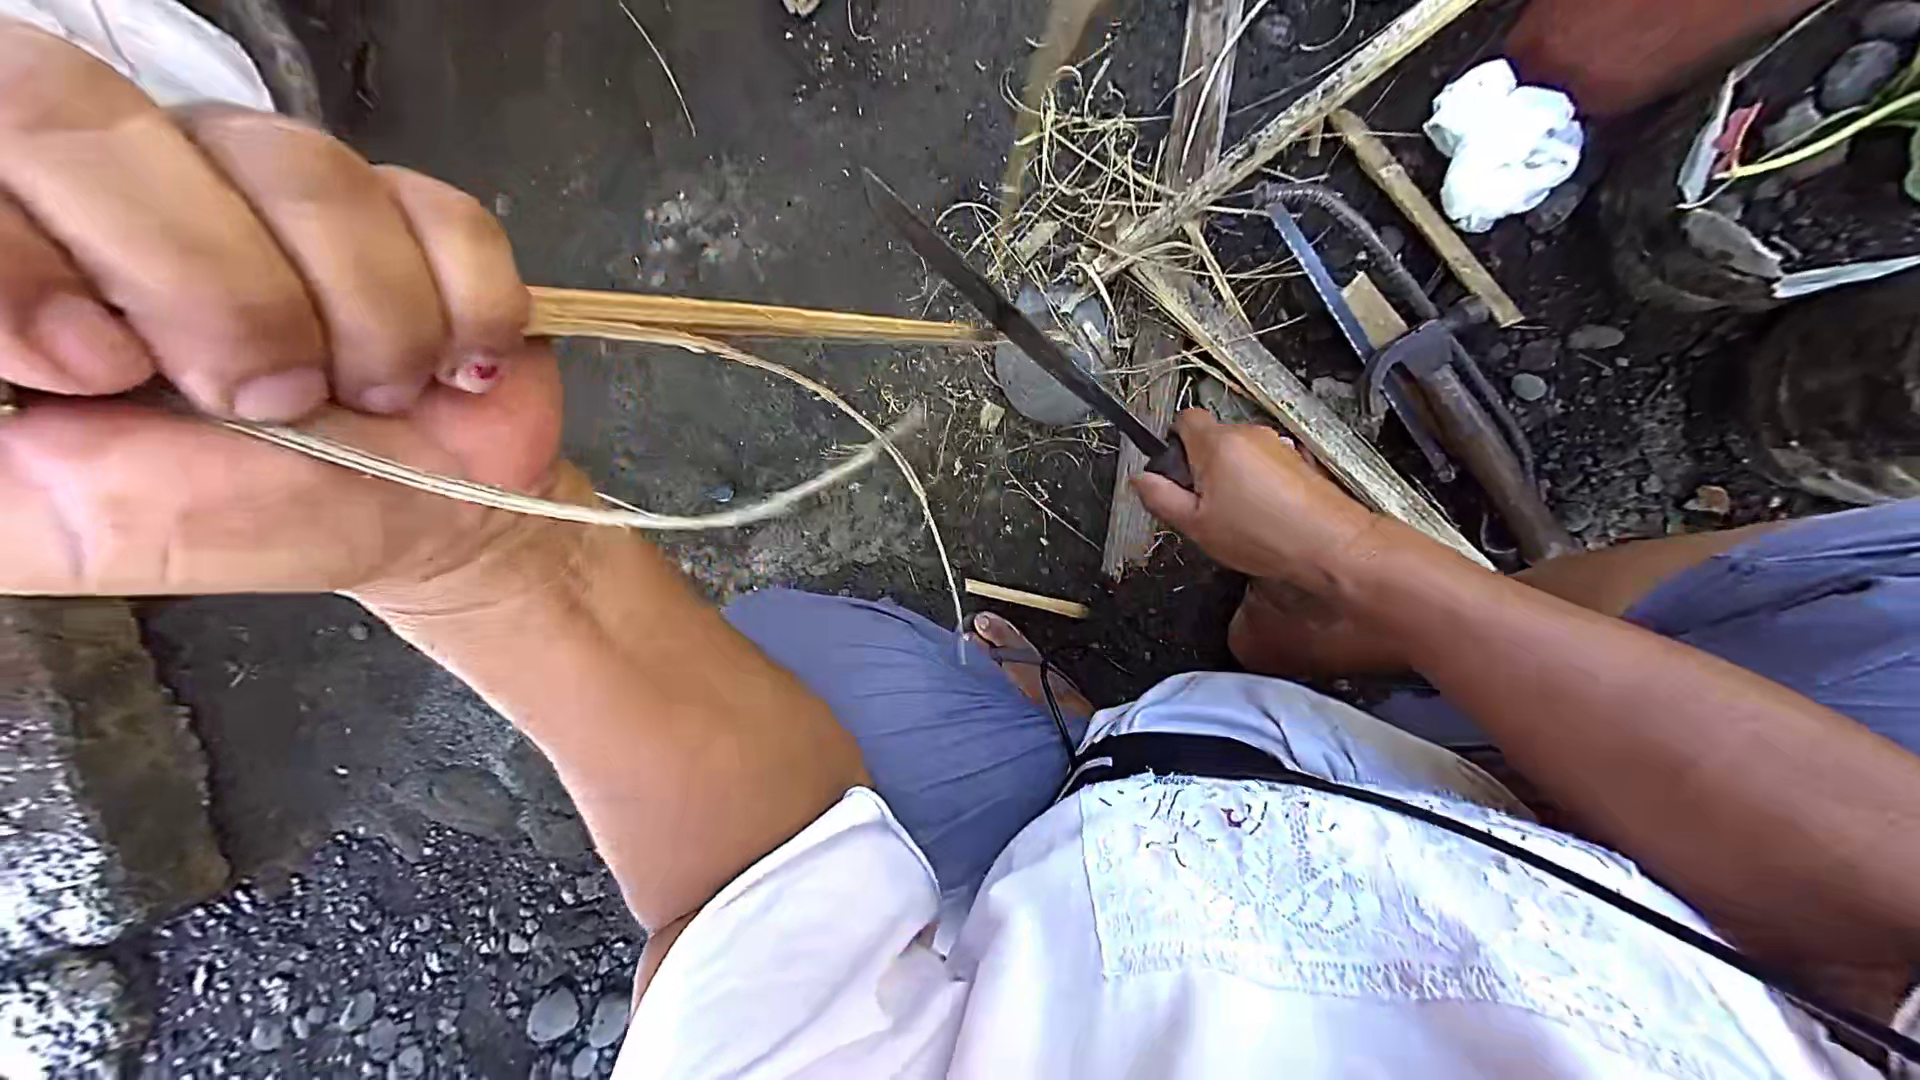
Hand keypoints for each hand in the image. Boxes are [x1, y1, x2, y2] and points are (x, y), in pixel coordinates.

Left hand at [0, 23, 564, 601]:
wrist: (447, 520)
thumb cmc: (280, 520)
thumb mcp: (66, 526)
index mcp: (25, 242)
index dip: (7, 250)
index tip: (100, 372)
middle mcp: (141, 183)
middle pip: (90, 118)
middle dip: (221, 296)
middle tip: (274, 401)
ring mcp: (294, 189)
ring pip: (309, 174)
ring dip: (372, 326)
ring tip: (380, 397)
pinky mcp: (430, 220)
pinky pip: (451, 222)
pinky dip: (470, 312)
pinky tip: (456, 367)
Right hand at [1133, 410, 1390, 593]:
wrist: (1330, 545)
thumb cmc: (1265, 536)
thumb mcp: (1194, 524)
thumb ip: (1160, 497)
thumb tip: (1140, 479)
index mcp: (1217, 444)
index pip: (1183, 419)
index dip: (1172, 443)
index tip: (1174, 471)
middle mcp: (1248, 434)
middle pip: (1208, 437)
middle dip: (1199, 466)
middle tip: (1201, 504)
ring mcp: (1275, 444)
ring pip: (1235, 451)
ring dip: (1227, 476)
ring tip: (1233, 514)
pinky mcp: (1295, 458)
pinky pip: (1259, 462)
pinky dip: (1253, 482)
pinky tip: (1257, 514)